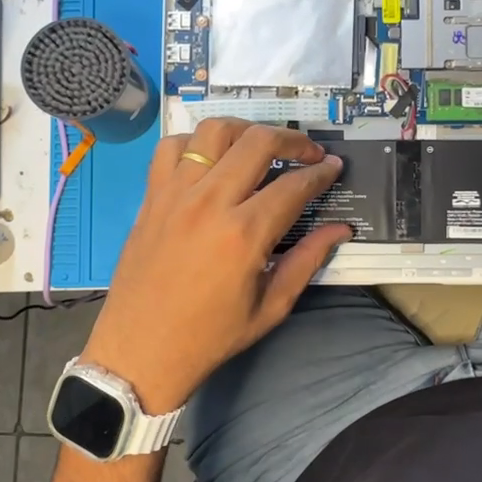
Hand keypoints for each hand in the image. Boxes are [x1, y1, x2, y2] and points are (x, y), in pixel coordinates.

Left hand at [83, 119, 351, 411]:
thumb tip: (340, 229)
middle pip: (258, 142)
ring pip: (214, 132)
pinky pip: (171, 147)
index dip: (320, 173)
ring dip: (246, 130)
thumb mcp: (271, 307)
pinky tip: (211, 159)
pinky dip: (195, 142)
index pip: (294, 185)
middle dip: (293, 140)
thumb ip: (307, 260)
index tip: (334, 168)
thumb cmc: (210, 336)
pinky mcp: (152, 197)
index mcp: (244, 234)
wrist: (141, 351)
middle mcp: (210, 202)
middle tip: (308, 152)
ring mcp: (176, 194)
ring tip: (261, 145)